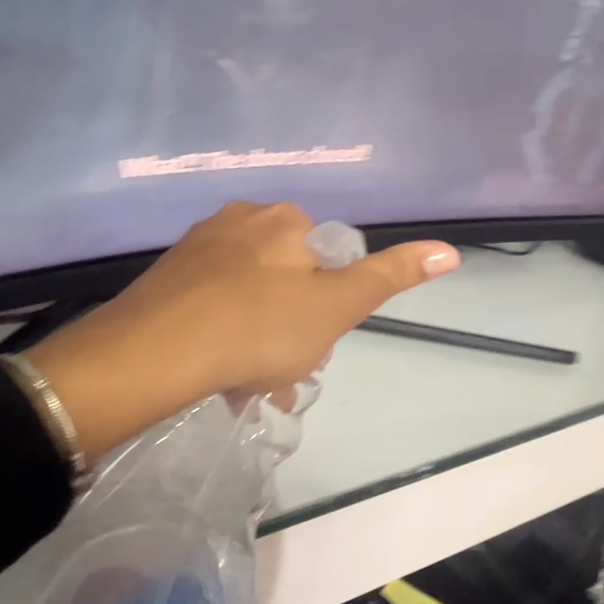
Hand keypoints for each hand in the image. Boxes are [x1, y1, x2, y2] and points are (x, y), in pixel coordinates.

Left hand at [23, 201, 460, 455]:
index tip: (310, 344)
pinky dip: (220, 336)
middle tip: (276, 374)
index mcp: (283, 218)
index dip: (325, 307)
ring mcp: (196, 245)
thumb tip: (448, 249)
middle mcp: (238, 218)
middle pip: (283, 279)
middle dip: (287, 328)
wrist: (156, 348)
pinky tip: (216, 375)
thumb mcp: (336, 306)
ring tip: (243, 386)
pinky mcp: (166, 274)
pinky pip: (209, 304)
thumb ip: (389, 277)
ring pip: (245, 296)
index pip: (325, 262)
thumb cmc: (258, 326)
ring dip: (253, 341)